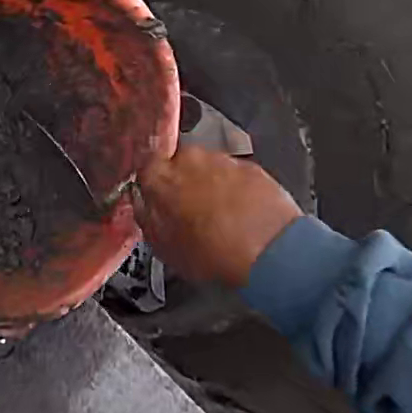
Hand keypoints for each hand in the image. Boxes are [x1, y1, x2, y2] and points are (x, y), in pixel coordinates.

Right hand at [133, 145, 302, 287]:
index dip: (151, 182)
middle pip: (178, 164)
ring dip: (209, 185)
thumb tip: (142, 204)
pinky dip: (235, 189)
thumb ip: (146, 217)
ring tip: (218, 217)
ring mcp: (222, 160)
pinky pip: (234, 174)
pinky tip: (240, 214)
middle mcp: (190, 159)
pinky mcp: (251, 166)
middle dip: (181, 182)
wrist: (270, 253)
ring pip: (207, 168)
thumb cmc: (213, 253)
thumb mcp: (163, 246)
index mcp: (160, 175)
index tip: (155, 196)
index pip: (145, 166)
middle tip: (188, 211)